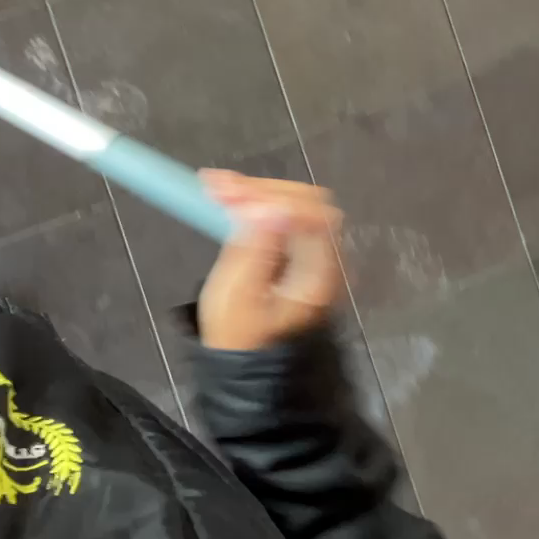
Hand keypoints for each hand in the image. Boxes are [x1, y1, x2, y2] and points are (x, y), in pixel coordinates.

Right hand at [196, 170, 346, 350]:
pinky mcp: (292, 246)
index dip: (273, 198)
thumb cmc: (237, 330)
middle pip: (305, 202)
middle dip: (261, 189)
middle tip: (219, 188)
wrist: (239, 351)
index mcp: (318, 275)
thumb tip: (271, 209)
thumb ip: (256, 248)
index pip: (311, 216)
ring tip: (215, 187)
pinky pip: (280, 211)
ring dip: (255, 190)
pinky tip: (225, 194)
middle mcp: (323, 259)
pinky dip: (254, 199)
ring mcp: (309, 251)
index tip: (231, 196)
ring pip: (291, 201)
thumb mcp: (240, 293)